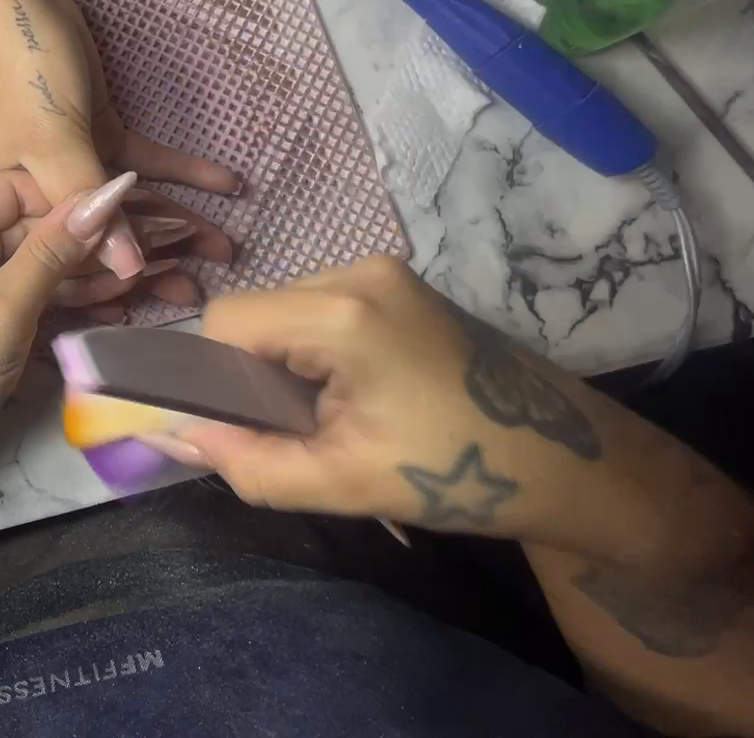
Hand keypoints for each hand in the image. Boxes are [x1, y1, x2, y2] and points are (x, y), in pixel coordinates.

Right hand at [0, 0, 238, 284]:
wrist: (22, 10)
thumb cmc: (26, 81)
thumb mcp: (54, 147)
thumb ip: (87, 207)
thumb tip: (128, 272)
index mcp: (22, 208)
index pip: (73, 257)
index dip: (120, 282)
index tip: (172, 296)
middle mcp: (48, 196)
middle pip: (106, 236)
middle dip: (157, 260)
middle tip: (208, 283)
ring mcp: (76, 165)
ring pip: (131, 204)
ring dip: (178, 219)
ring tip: (228, 246)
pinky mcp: (100, 135)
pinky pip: (146, 164)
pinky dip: (183, 173)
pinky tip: (227, 182)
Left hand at [0, 168, 131, 480]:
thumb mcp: (8, 304)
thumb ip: (55, 249)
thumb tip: (107, 194)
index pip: (19, 187)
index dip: (70, 200)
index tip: (122, 220)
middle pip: (35, 216)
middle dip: (88, 236)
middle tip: (149, 247)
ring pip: (44, 247)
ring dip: (89, 263)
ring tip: (144, 270)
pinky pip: (39, 274)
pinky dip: (73, 284)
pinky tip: (118, 289)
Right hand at [139, 257, 621, 542]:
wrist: (583, 463)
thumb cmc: (462, 476)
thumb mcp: (343, 483)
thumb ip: (246, 462)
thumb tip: (170, 434)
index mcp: (342, 313)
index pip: (226, 322)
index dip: (216, 374)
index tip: (247, 422)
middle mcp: (356, 270)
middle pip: (252, 311)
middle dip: (251, 368)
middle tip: (295, 423)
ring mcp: (380, 268)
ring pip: (279, 306)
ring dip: (280, 356)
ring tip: (329, 407)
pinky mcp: (393, 279)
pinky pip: (312, 304)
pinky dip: (308, 343)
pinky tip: (351, 383)